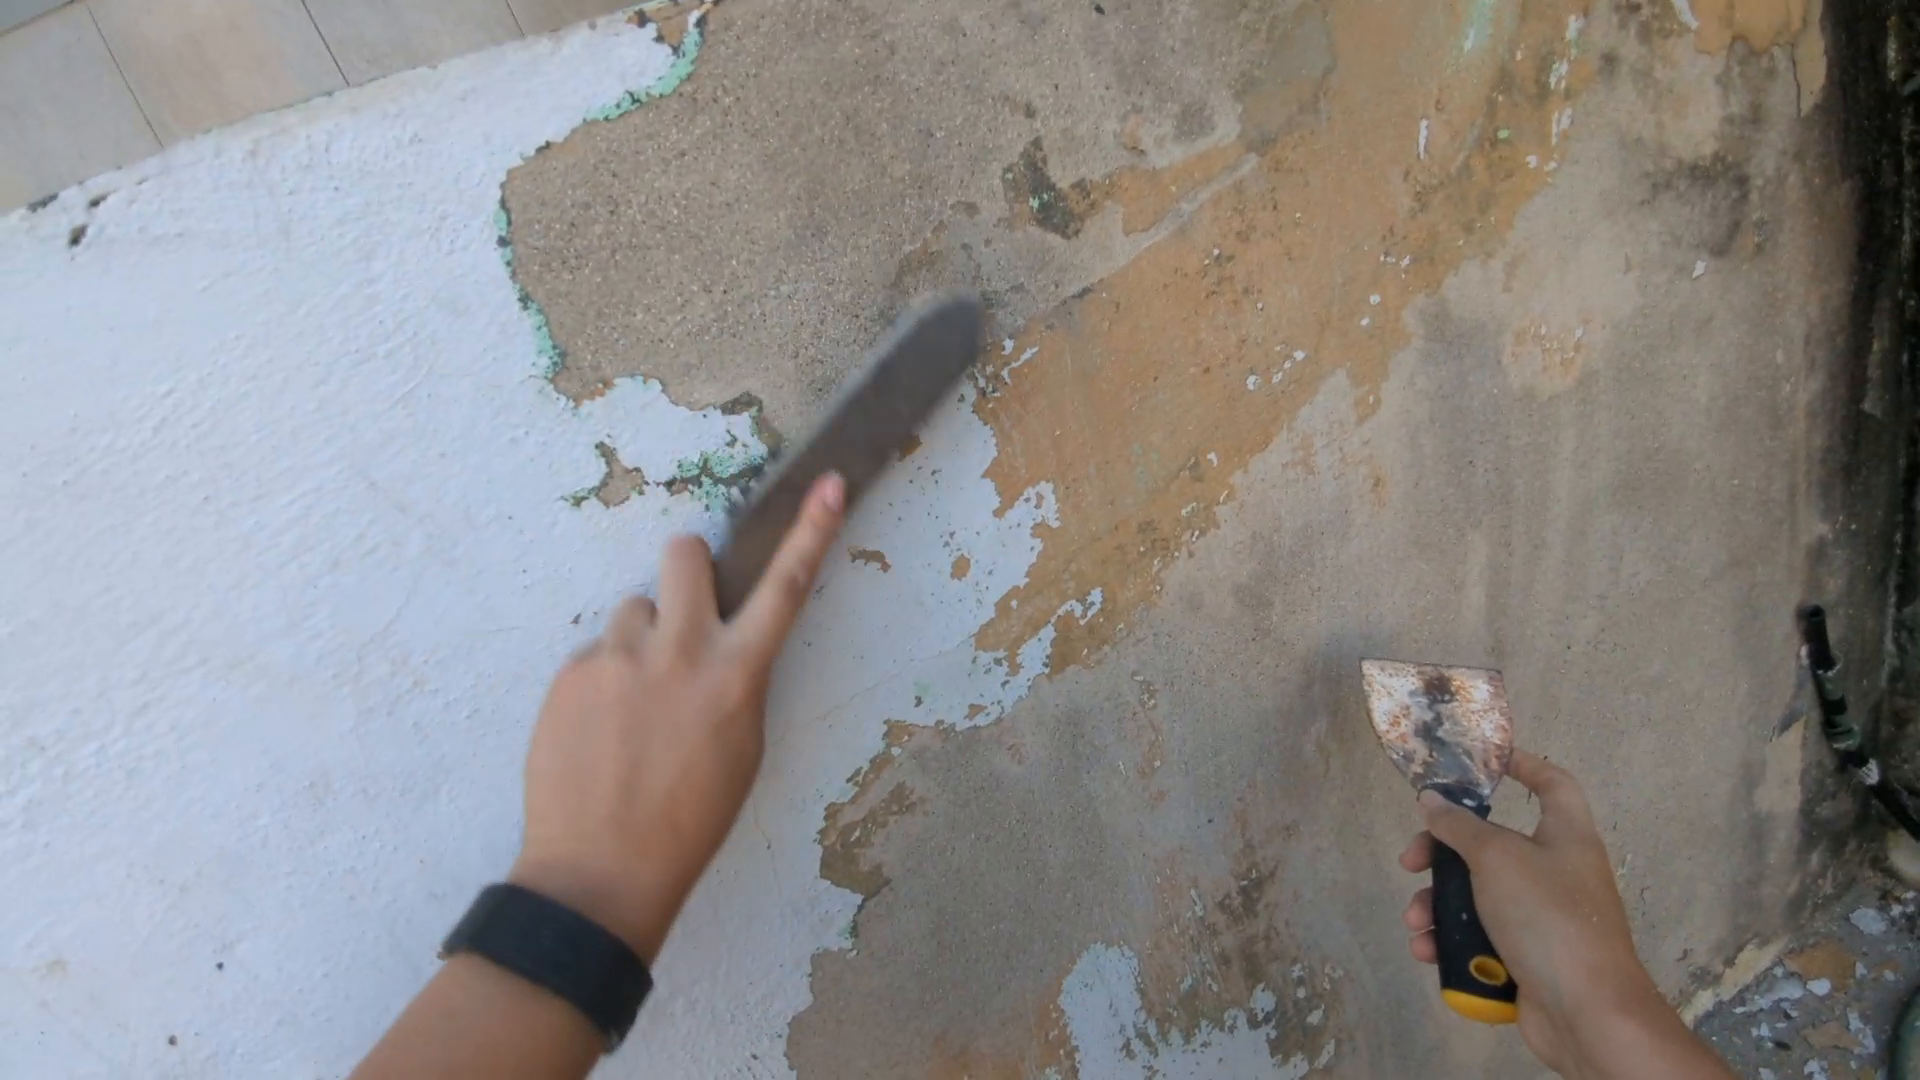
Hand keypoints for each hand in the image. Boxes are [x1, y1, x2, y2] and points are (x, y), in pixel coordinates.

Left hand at [510, 473, 845, 961]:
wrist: (601, 873)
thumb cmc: (693, 817)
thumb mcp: (745, 743)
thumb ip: (739, 678)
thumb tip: (723, 641)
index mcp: (737, 673)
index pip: (786, 586)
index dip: (812, 530)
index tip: (830, 483)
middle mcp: (681, 650)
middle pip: (685, 554)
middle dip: (689, 569)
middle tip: (682, 616)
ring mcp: (619, 658)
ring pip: (635, 609)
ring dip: (642, 639)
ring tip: (633, 700)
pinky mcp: (571, 673)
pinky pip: (597, 652)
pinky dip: (605, 677)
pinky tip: (600, 726)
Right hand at [1399, 751, 1732, 1077]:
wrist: (1590, 1017)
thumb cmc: (1549, 919)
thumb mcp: (1496, 858)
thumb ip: (1459, 825)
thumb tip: (1432, 800)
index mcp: (1565, 839)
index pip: (1554, 785)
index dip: (1523, 764)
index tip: (1481, 761)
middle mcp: (1554, 873)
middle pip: (1487, 843)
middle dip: (1439, 853)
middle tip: (1411, 862)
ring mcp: (1539, 917)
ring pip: (1473, 893)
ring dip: (1434, 904)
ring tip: (1416, 922)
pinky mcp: (1524, 955)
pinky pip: (1476, 934)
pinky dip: (1448, 940)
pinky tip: (1428, 950)